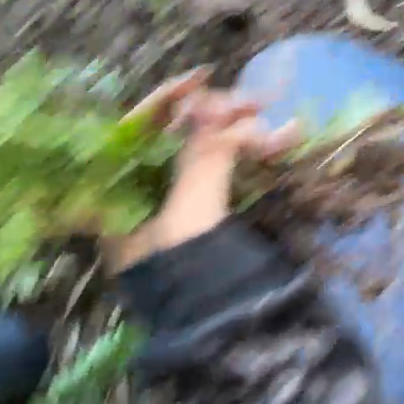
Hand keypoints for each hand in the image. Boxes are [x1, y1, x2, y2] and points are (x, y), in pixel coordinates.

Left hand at [108, 68, 298, 271]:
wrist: (234, 325)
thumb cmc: (193, 274)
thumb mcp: (191, 213)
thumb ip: (201, 157)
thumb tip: (215, 110)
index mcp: (115, 201)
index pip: (128, 135)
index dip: (161, 103)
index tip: (199, 79)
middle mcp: (145, 194)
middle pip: (175, 135)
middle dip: (215, 114)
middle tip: (255, 104)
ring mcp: (185, 198)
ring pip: (211, 144)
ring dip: (246, 128)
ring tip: (280, 128)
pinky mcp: (219, 202)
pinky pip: (235, 161)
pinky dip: (260, 146)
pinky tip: (288, 138)